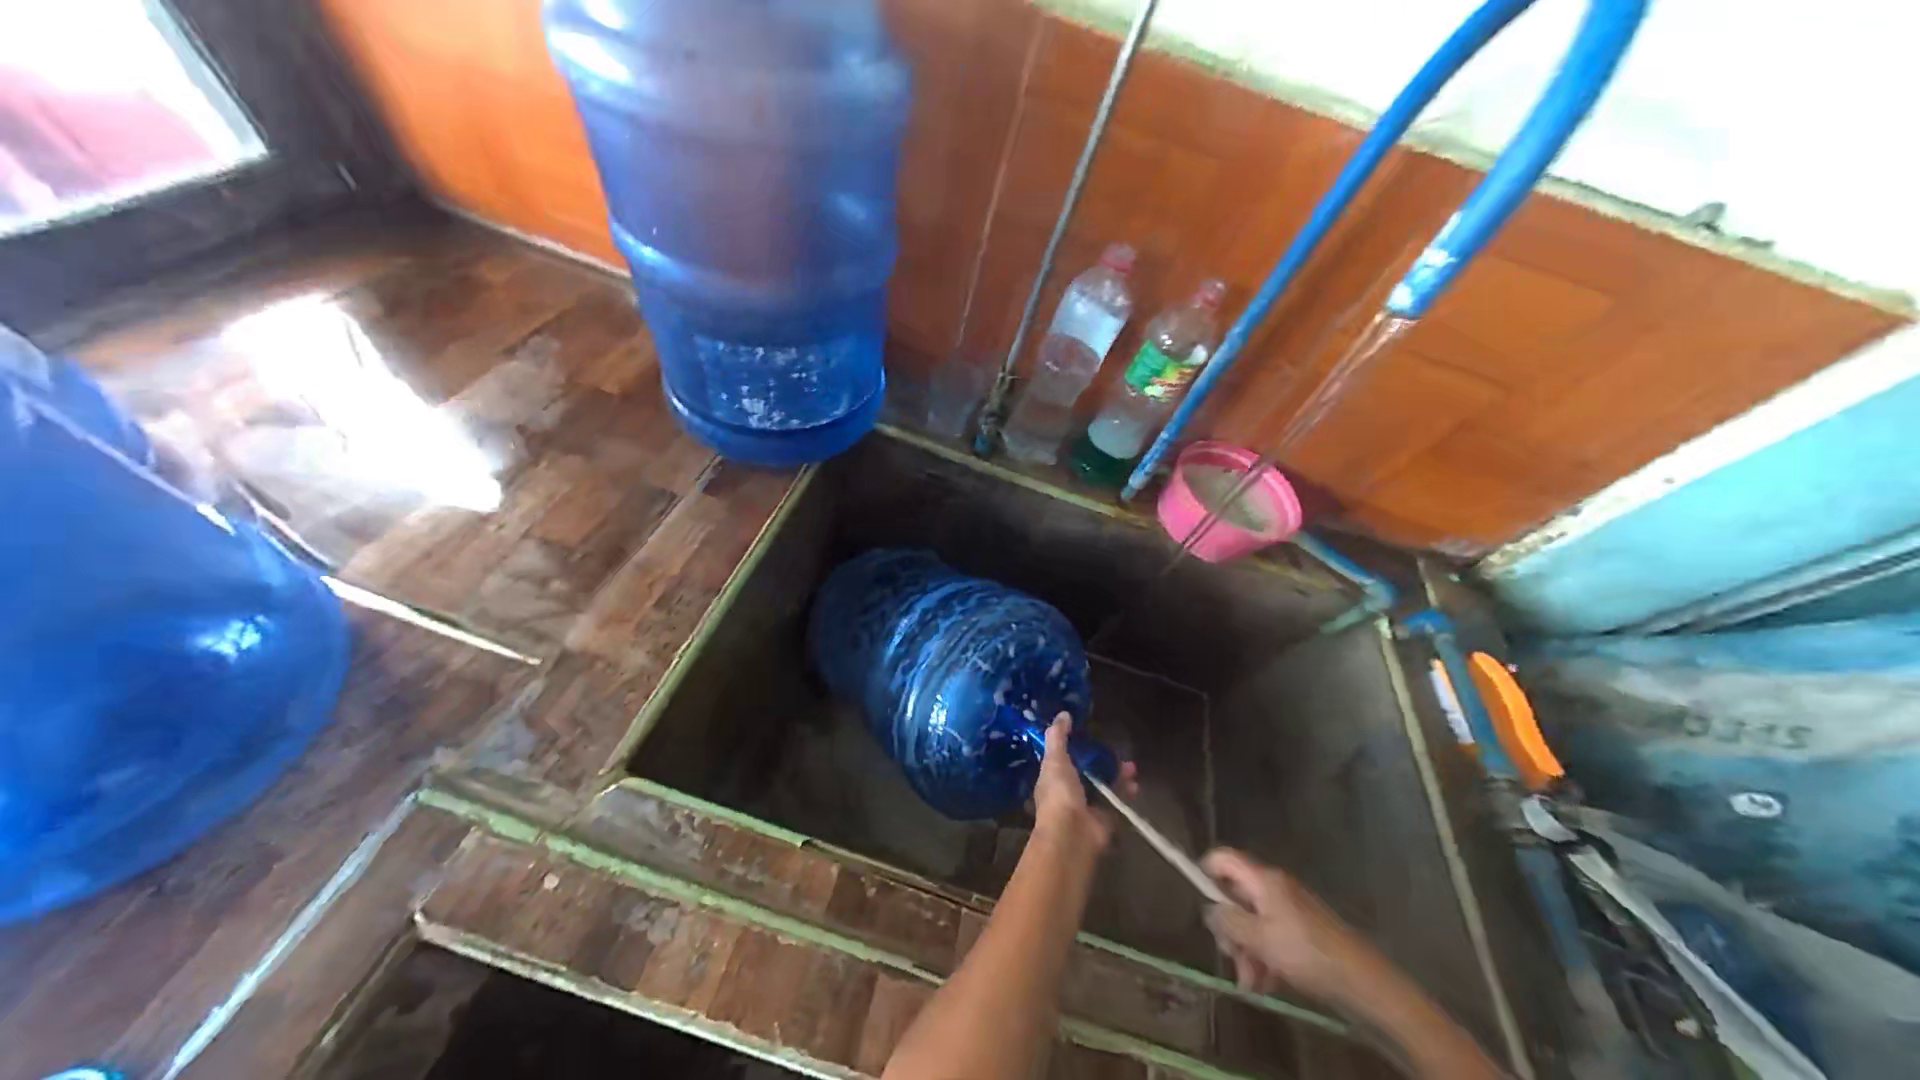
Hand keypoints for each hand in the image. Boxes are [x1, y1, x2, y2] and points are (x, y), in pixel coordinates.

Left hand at [1032, 712, 1135, 850]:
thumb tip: (1063, 714)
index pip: (1063, 759)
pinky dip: (1126, 792)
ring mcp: (1087, 807)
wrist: (1073, 834)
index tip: (1088, 734)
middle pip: (1087, 771)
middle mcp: (1069, 792)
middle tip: (1116, 750)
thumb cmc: (1059, 794)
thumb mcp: (1055, 759)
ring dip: (1118, 774)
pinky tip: (1134, 783)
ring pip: (1105, 785)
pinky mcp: (1105, 819)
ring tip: (1132, 766)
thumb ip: (1058, 737)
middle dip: (1102, 761)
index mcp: (1052, 778)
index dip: (1075, 747)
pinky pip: (1117, 801)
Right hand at [1202, 848, 1370, 998]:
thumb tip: (1210, 908)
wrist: (1362, 979)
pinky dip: (1264, 956)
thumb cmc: (1306, 952)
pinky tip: (1268, 983)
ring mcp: (1289, 908)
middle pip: (1236, 896)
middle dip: (1231, 929)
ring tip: (1253, 983)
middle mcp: (1274, 887)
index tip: (1201, 900)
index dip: (1206, 871)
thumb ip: (1228, 921)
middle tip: (1233, 957)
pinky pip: (1271, 935)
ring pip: (1253, 921)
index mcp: (1263, 880)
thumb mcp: (1259, 939)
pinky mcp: (1301, 929)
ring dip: (1247, 951)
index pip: (1224, 859)